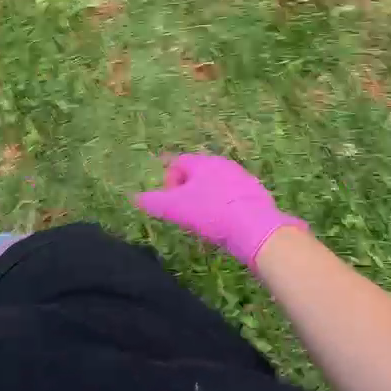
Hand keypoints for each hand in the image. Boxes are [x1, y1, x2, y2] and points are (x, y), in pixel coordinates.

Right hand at [135, 154, 306, 269]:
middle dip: (188, 190)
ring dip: (207, 198)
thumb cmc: (211, 213)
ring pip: (216, 184)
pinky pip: (233, 196)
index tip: (169, 201)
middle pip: (198, 172)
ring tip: (204, 221)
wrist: (255, 228)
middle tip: (184, 212)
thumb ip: (154, 202)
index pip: (178, 163)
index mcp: (202, 163)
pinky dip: (225, 206)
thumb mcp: (176, 209)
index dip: (169, 181)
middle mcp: (222, 164)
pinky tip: (226, 225)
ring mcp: (241, 177)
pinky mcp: (256, 193)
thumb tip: (134, 198)